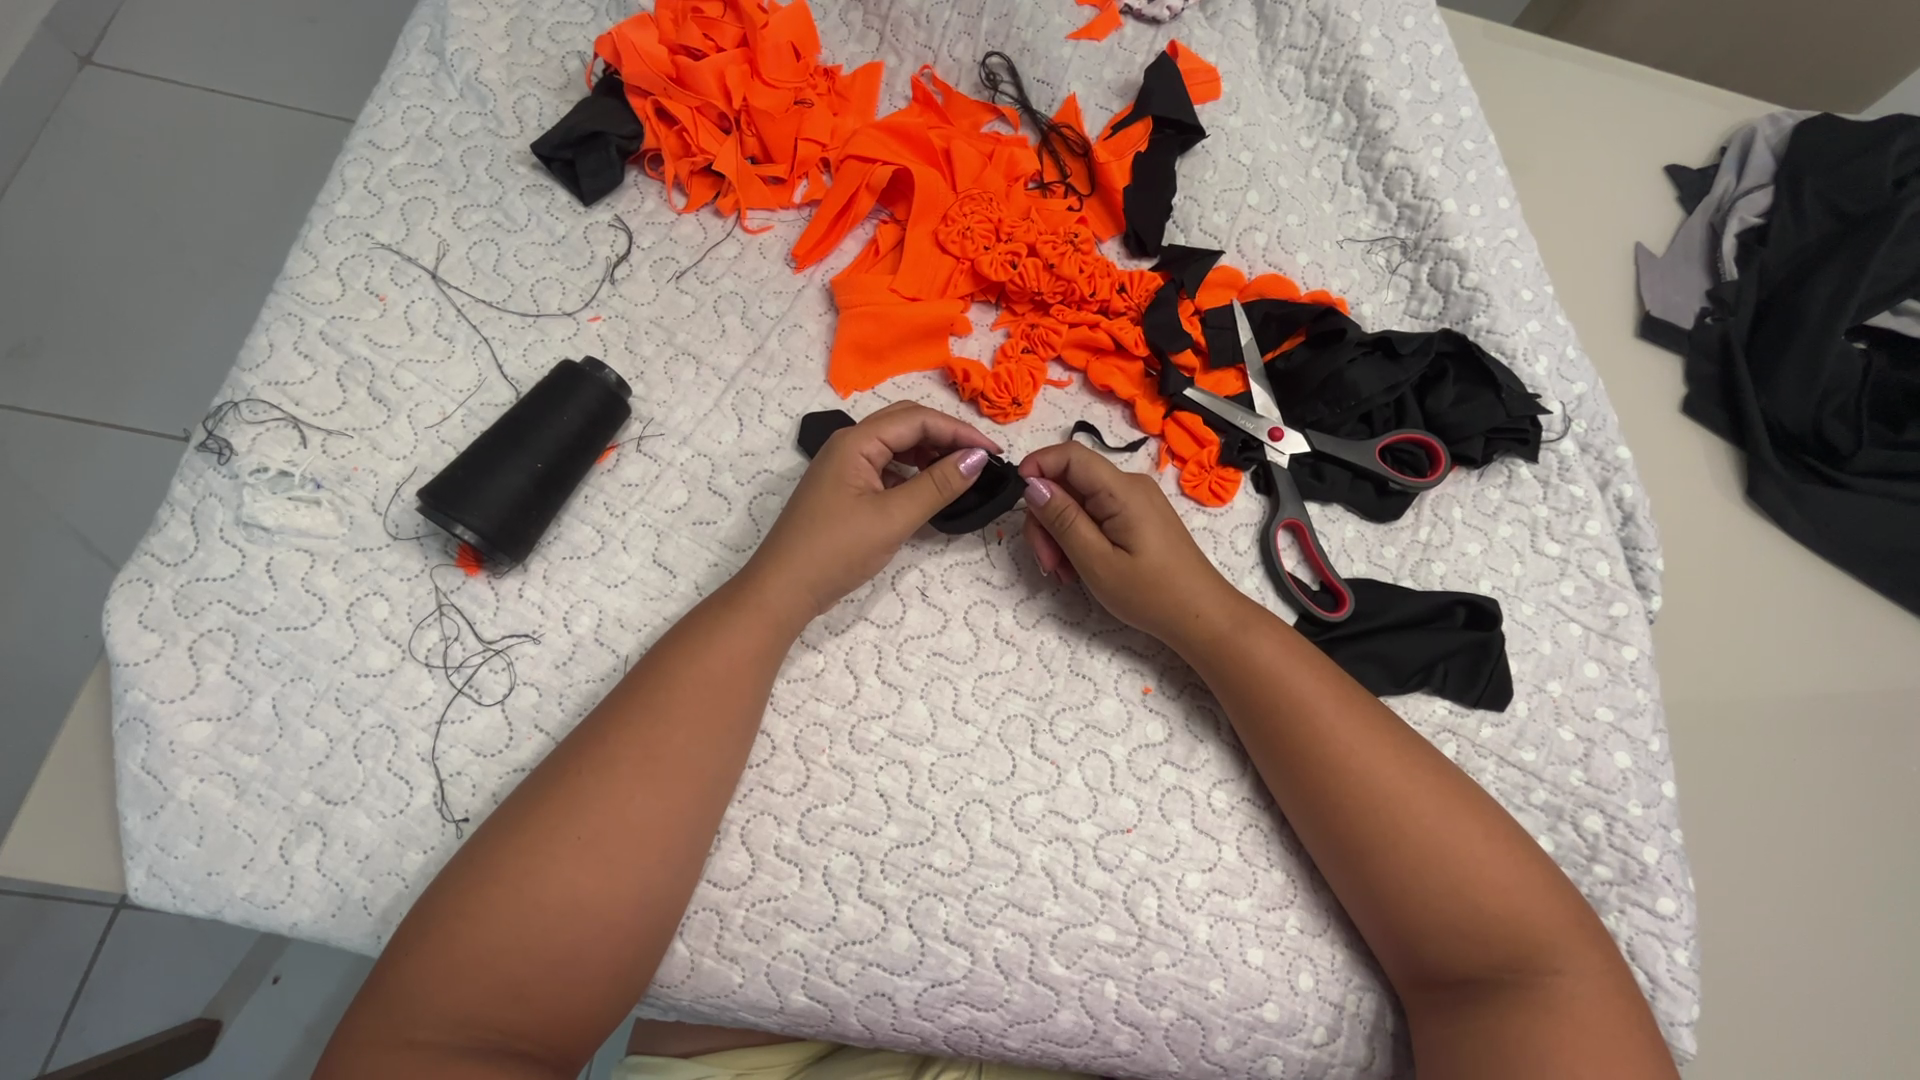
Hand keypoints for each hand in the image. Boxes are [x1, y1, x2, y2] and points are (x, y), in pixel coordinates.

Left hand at [743, 402, 1001, 621]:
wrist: (782, 589)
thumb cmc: (835, 551)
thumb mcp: (893, 518)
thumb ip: (937, 485)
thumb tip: (978, 458)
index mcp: (856, 441)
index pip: (917, 419)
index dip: (959, 431)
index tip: (994, 453)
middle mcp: (849, 445)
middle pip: (906, 423)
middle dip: (946, 436)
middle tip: (981, 459)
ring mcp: (844, 467)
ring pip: (896, 446)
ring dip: (930, 453)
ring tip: (960, 474)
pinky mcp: (845, 490)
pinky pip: (886, 468)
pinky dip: (913, 473)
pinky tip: (929, 491)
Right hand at [1019, 441, 1243, 646]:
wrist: (1201, 617)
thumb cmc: (1150, 594)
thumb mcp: (1096, 562)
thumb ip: (1062, 520)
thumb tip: (1031, 485)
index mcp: (1121, 490)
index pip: (1069, 455)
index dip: (1036, 467)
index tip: (1018, 503)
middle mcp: (1128, 486)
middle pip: (1069, 483)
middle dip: (1047, 519)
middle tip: (1047, 564)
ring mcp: (1134, 502)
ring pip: (1078, 503)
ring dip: (1060, 535)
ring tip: (1063, 575)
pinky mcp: (1135, 518)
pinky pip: (1095, 516)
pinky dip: (1078, 539)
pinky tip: (1077, 570)